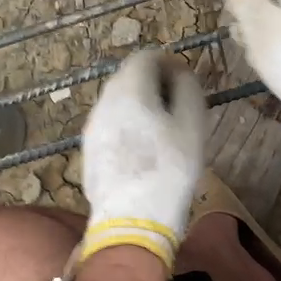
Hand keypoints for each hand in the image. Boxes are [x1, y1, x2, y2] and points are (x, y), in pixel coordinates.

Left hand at [77, 48, 206, 270]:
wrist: (131, 224)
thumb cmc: (169, 171)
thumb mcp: (192, 126)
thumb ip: (188, 90)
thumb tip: (180, 74)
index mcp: (130, 90)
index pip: (145, 57)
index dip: (168, 63)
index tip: (184, 83)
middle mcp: (105, 102)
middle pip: (128, 77)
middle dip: (153, 83)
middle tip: (176, 106)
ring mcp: (92, 127)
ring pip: (117, 102)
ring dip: (139, 106)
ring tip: (161, 131)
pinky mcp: (88, 150)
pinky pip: (110, 125)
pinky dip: (126, 126)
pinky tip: (142, 151)